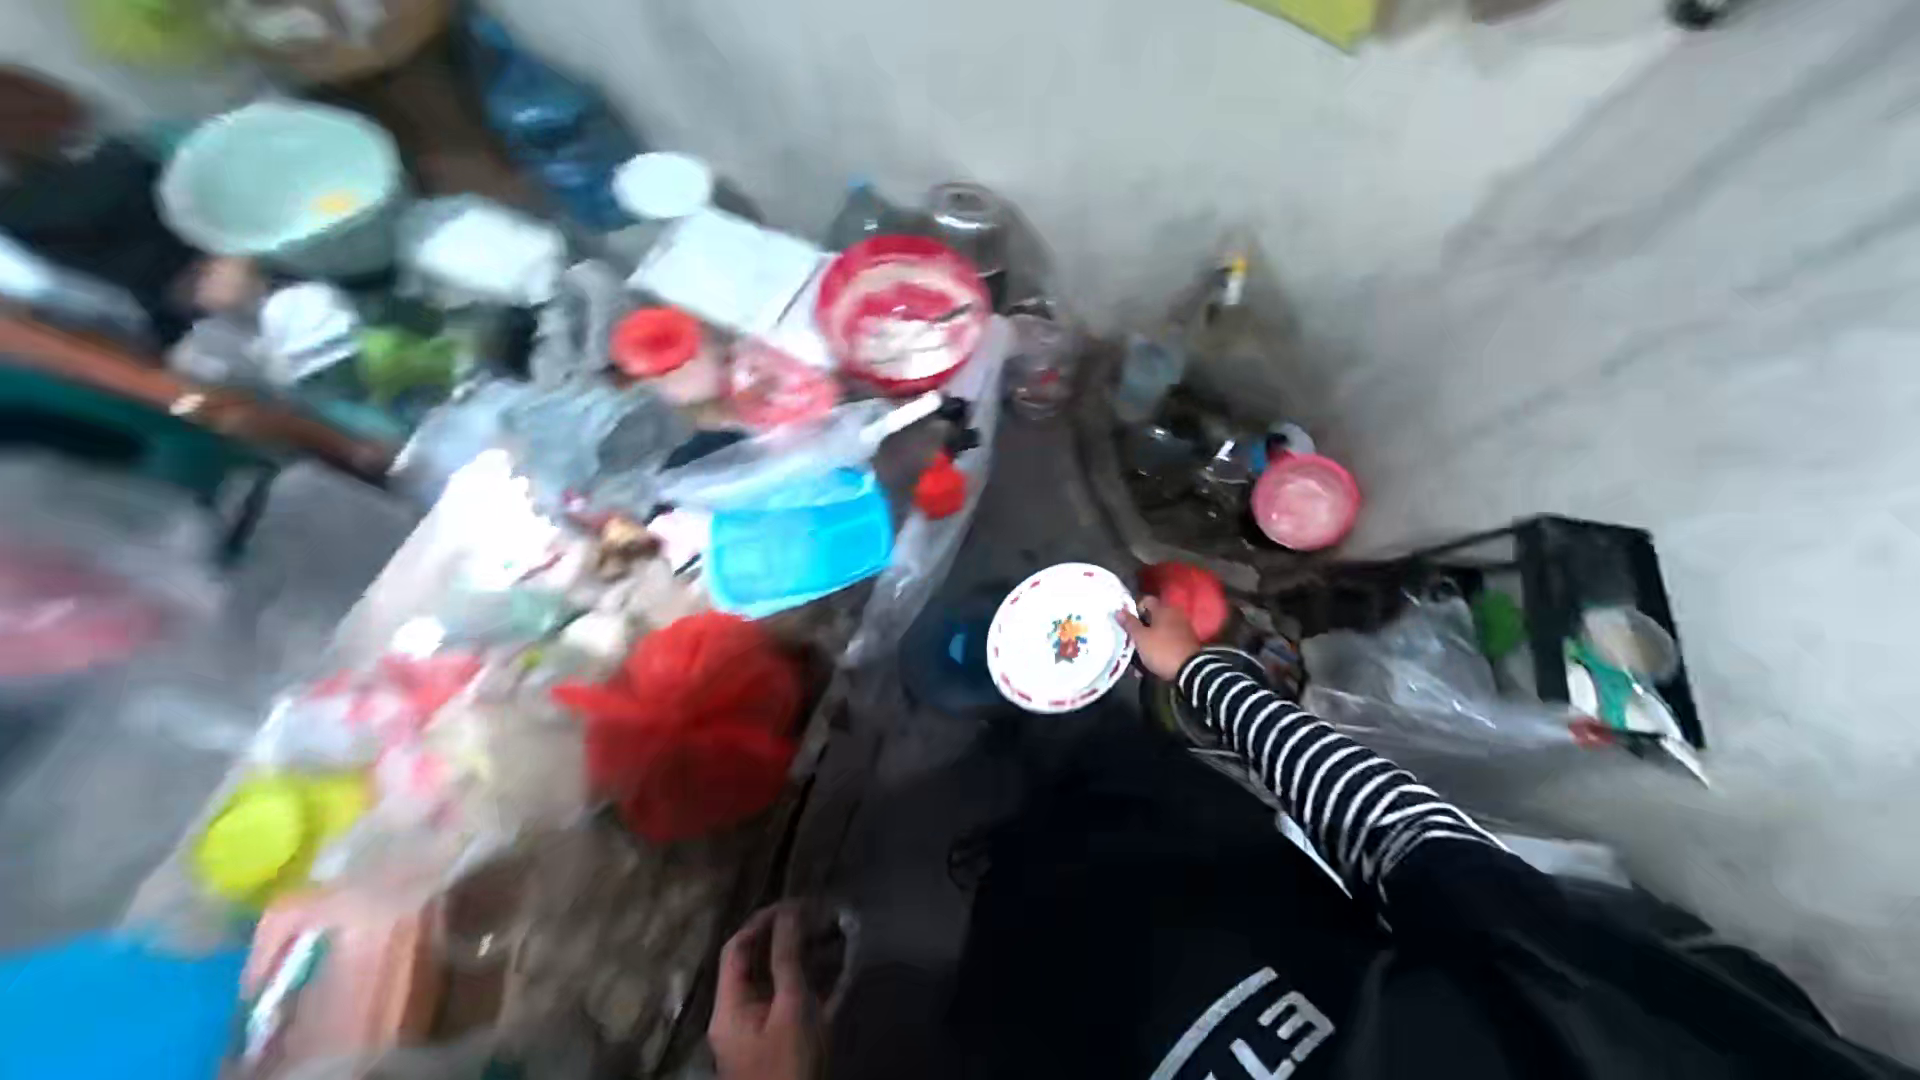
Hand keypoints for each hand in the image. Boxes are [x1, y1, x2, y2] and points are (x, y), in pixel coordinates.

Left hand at [710, 904, 824, 1079]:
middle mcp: (734, 1015)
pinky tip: (829, 967)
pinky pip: (784, 996)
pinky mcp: (772, 1039)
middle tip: (814, 915)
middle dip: (783, 935)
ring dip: (797, 953)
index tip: (794, 904)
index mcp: (728, 1007)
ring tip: (826, 934)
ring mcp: (753, 1029)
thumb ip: (788, 957)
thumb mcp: (792, 1007)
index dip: (763, 920)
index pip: (737, 947)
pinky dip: (804, 977)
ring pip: (771, 977)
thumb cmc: (790, 1065)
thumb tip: (789, 911)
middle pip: (753, 961)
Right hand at [1116, 596, 1201, 680]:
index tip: (1128, 622)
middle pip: (1154, 614)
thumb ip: (1130, 624)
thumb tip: (1119, 611)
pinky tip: (1156, 653)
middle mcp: (1175, 614)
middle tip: (1134, 636)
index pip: (1146, 600)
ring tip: (1143, 648)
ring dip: (1152, 634)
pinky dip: (1162, 642)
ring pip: (1162, 626)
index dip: (1135, 608)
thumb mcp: (1141, 638)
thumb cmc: (1162, 650)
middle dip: (1143, 623)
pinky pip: (1170, 636)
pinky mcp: (1188, 640)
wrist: (1191, 671)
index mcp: (1163, 609)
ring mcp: (1184, 627)